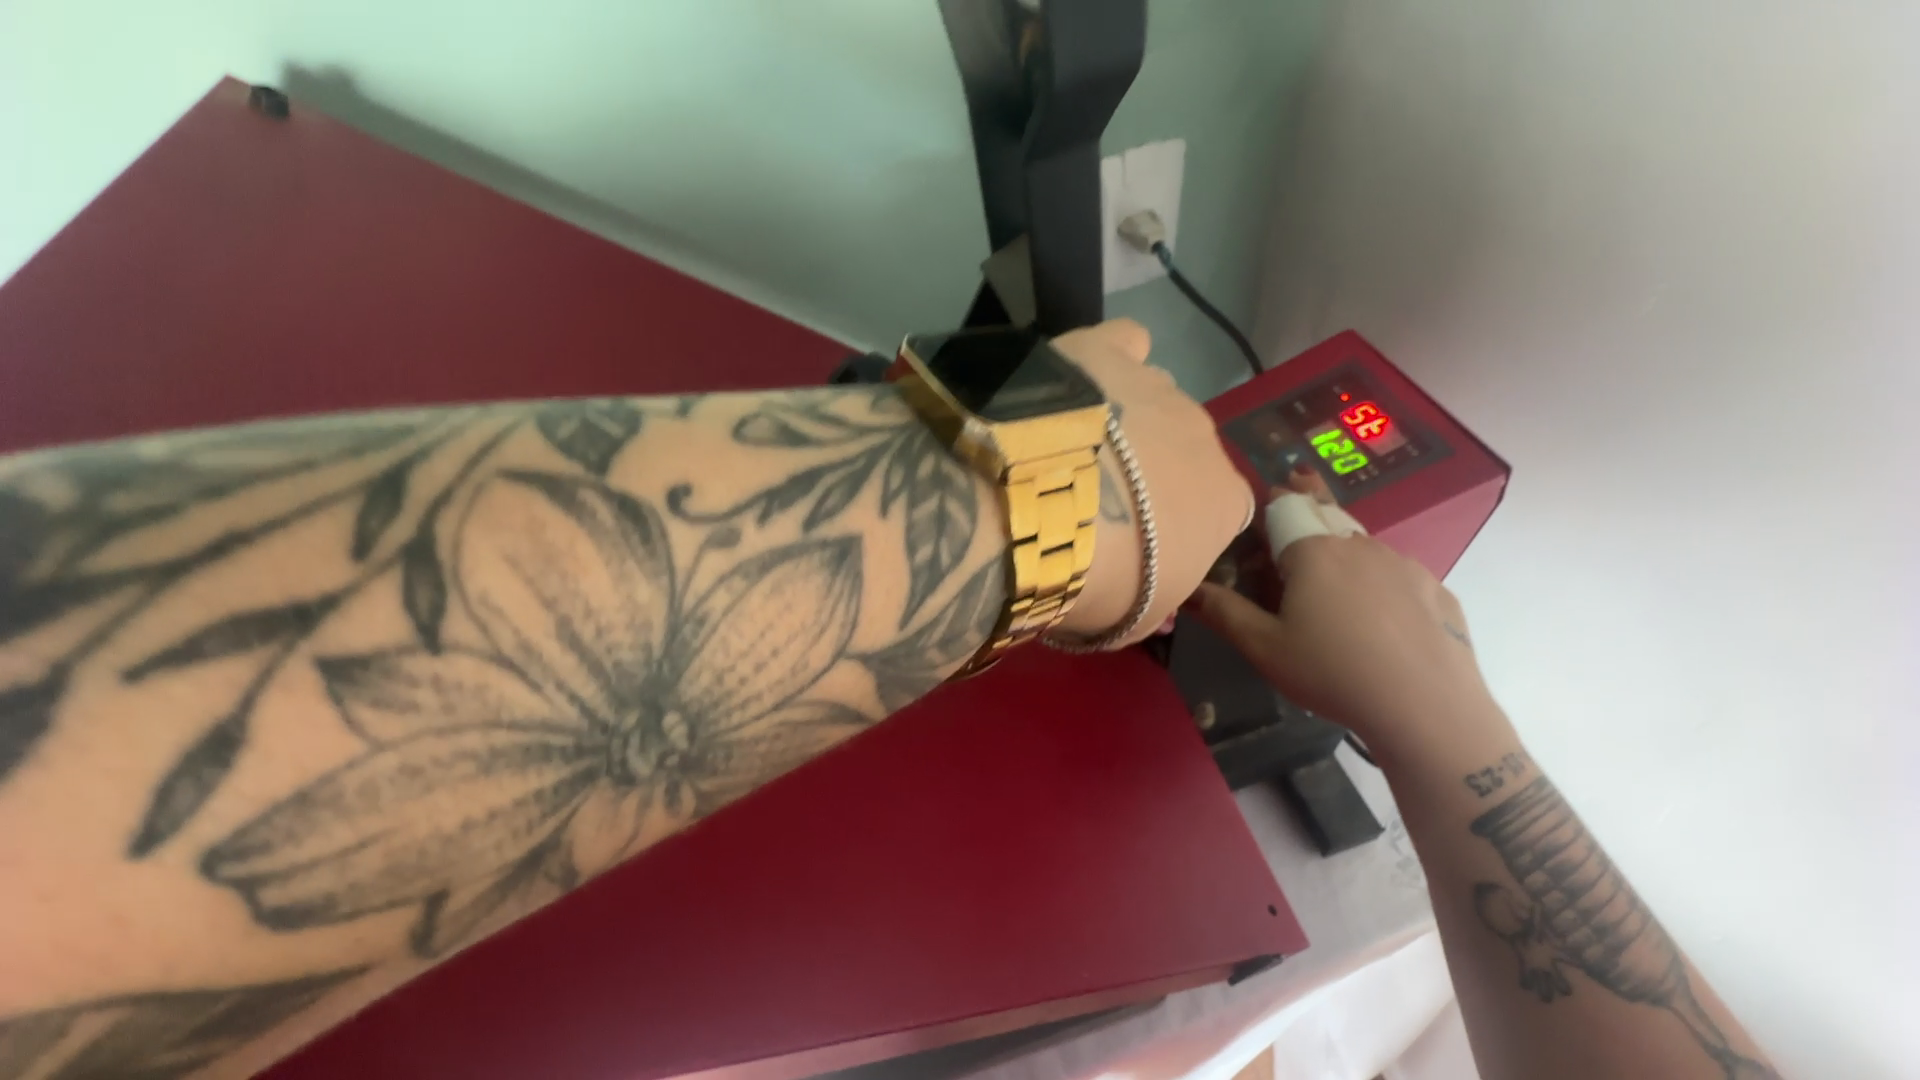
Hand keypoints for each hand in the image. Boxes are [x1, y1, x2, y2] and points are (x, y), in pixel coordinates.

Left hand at [1050, 319, 1252, 644]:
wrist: (1037, 511)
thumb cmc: (1095, 580)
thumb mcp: (1130, 619)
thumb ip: (1150, 603)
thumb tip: (1151, 603)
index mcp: (1224, 504)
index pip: (1215, 510)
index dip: (1176, 524)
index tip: (1136, 543)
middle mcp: (1203, 438)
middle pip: (1181, 452)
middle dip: (1147, 474)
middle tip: (1091, 498)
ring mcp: (1157, 387)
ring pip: (1152, 402)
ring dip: (1124, 424)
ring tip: (1071, 446)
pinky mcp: (1106, 351)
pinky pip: (1125, 344)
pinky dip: (1113, 359)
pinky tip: (1085, 377)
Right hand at [1184, 470, 1500, 754]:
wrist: (1426, 709)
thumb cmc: (1332, 673)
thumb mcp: (1264, 647)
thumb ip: (1223, 611)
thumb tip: (1187, 588)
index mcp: (1314, 551)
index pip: (1284, 507)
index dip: (1271, 499)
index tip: (1265, 493)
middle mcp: (1360, 544)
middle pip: (1327, 513)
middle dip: (1308, 501)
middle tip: (1298, 489)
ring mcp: (1405, 565)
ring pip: (1363, 545)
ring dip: (1342, 548)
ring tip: (1331, 573)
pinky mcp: (1436, 590)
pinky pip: (1397, 574)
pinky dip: (1379, 580)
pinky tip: (1378, 612)